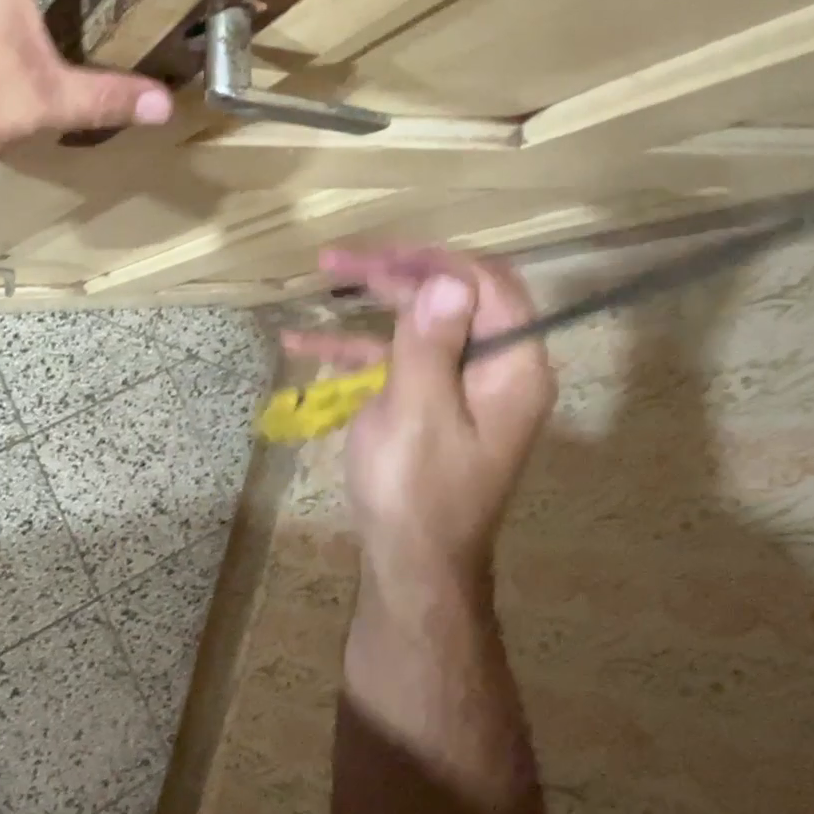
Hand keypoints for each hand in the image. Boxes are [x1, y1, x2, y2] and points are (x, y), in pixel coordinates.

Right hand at [283, 247, 556, 581]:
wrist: (411, 559)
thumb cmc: (415, 487)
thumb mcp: (416, 411)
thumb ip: (429, 343)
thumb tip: (444, 281)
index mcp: (511, 368)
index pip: (486, 287)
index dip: (432, 262)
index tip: (374, 254)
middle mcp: (494, 369)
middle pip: (452, 299)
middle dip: (395, 275)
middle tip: (335, 262)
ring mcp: (460, 387)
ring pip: (420, 325)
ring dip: (370, 304)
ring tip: (320, 282)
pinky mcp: (429, 404)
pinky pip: (397, 361)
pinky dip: (354, 349)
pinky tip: (301, 344)